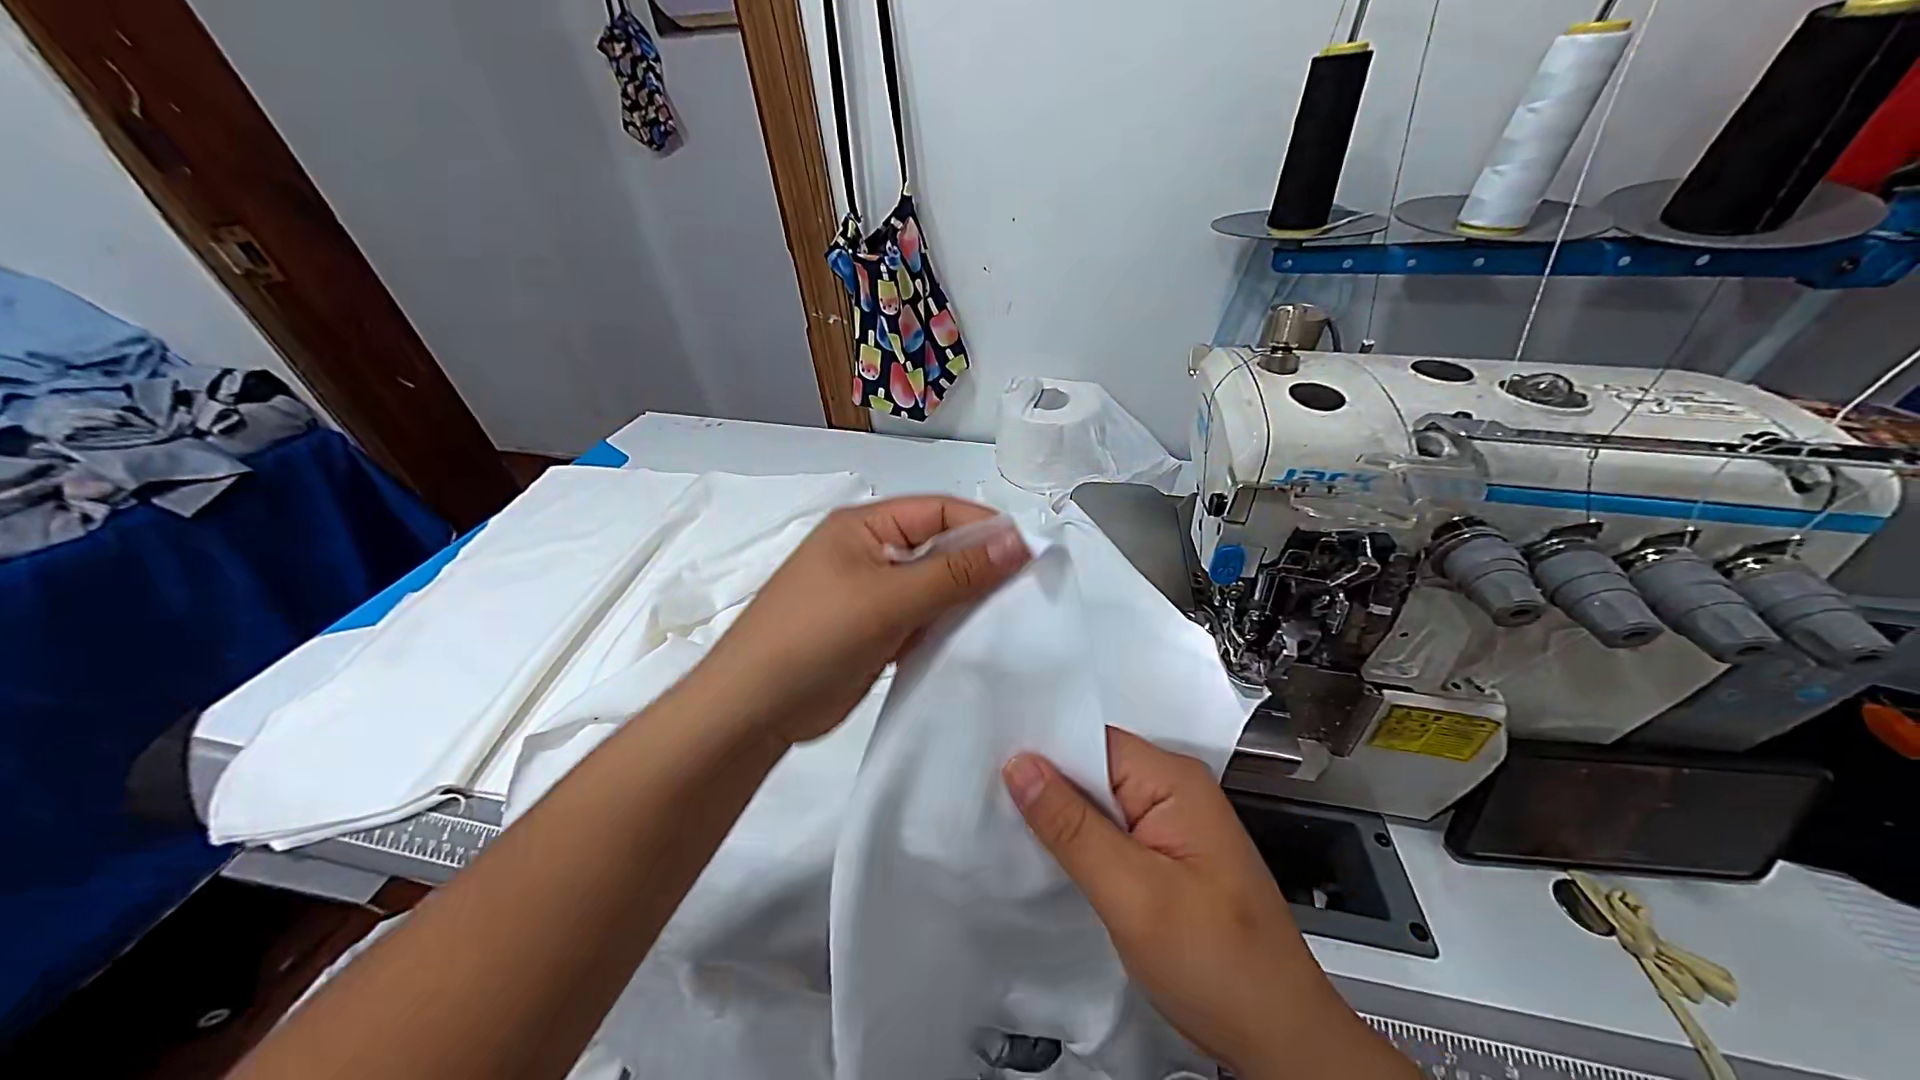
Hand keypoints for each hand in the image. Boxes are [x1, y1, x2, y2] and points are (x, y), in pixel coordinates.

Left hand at [699, 496, 1028, 745]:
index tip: (1032, 553)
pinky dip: (944, 627)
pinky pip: (920, 619)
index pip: (938, 511)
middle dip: (979, 564)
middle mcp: (868, 553)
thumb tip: (1018, 541)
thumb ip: (956, 571)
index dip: (986, 527)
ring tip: (1012, 616)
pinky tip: (974, 641)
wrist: (753, 710)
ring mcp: (869, 595)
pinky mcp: (873, 632)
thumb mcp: (889, 598)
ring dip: (964, 599)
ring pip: (932, 587)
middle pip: (937, 547)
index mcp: (863, 526)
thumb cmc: (815, 638)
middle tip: (1029, 588)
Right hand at [1003, 730, 1414, 1079]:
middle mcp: (1172, 790)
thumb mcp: (1133, 893)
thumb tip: (1020, 766)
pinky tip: (1049, 855)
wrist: (1277, 1036)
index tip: (991, 767)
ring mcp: (1168, 823)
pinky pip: (1106, 830)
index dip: (1042, 752)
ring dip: (1058, 816)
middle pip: (1090, 766)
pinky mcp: (1161, 853)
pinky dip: (1077, 841)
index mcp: (1173, 781)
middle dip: (1045, 785)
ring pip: (1095, 800)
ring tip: (1008, 828)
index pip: (1091, 740)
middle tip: (989, 802)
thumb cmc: (1219, 965)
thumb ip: (1072, 826)